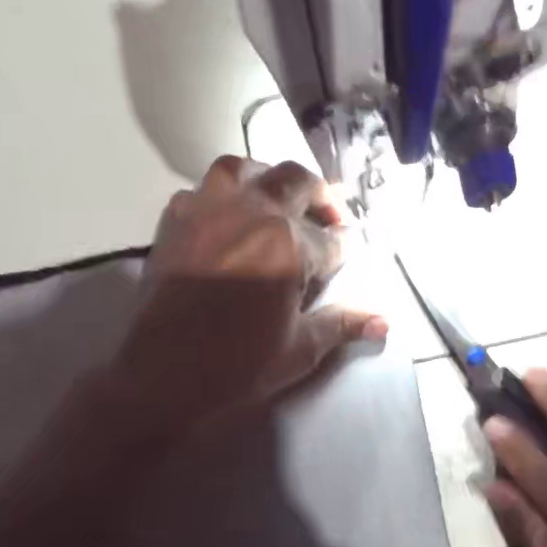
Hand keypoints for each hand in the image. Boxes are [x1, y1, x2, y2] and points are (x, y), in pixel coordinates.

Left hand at [112, 156, 386, 422]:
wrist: (162, 376)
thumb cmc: (237, 366)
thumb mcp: (299, 349)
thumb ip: (341, 325)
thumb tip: (384, 323)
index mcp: (288, 243)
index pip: (330, 239)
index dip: (344, 248)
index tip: (347, 255)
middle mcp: (250, 211)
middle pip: (295, 181)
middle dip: (319, 197)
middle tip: (327, 220)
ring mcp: (207, 210)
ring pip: (245, 169)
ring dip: (269, 180)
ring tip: (277, 205)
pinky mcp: (174, 221)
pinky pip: (203, 190)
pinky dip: (223, 197)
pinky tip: (229, 222)